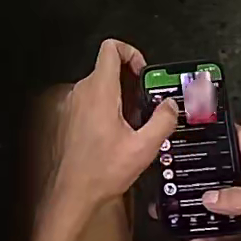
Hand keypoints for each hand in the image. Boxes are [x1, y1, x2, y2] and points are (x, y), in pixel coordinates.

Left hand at [46, 39, 177, 223]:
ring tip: (133, 123)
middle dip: (130, 81)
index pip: (110, 48)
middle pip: (108, 67)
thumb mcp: (144, 148)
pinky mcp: (70, 116)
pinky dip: (106, 108)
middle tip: (145, 103)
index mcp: (99, 91)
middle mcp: (82, 92)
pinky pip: (90, 100)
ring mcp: (73, 103)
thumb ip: (163, 121)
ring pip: (100, 85)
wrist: (73, 192)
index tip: (143, 71)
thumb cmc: (101, 171)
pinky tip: (117, 133)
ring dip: (119, 97)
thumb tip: (170, 106)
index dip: (131, 52)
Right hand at [184, 129, 240, 240]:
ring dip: (198, 207)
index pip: (237, 139)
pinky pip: (224, 227)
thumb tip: (207, 198)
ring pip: (218, 199)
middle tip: (169, 172)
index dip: (214, 131)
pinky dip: (209, 234)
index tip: (187, 127)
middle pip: (221, 169)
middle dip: (196, 171)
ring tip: (173, 212)